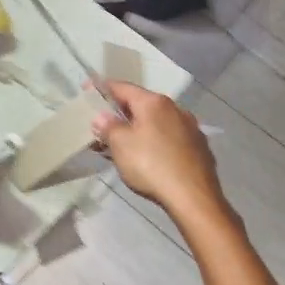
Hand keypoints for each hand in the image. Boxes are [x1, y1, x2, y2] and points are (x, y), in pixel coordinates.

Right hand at [93, 82, 229, 222]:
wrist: (193, 197)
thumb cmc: (151, 165)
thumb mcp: (120, 144)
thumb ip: (108, 126)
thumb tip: (102, 116)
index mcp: (154, 103)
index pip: (122, 87)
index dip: (102, 88)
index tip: (86, 91)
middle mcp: (175, 109)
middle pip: (140, 105)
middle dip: (118, 113)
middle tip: (100, 124)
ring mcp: (190, 128)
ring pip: (154, 123)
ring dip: (135, 129)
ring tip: (119, 144)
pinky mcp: (198, 148)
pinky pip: (167, 138)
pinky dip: (151, 142)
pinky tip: (144, 157)